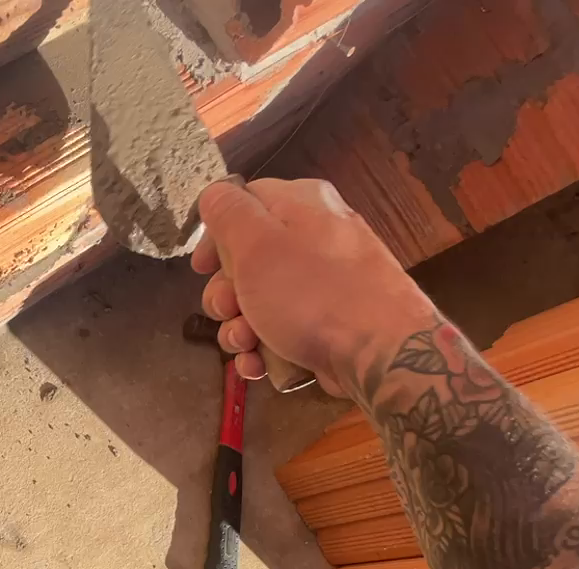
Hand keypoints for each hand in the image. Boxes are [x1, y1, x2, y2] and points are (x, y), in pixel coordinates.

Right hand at [190, 177, 438, 398]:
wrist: (377, 351)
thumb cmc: (309, 294)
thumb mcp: (257, 246)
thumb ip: (229, 213)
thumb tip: (214, 194)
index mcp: (300, 205)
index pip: (243, 204)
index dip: (215, 237)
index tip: (200, 269)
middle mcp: (312, 236)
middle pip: (245, 260)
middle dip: (224, 294)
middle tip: (227, 311)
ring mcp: (319, 283)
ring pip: (257, 301)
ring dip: (239, 328)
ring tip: (247, 345)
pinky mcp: (324, 321)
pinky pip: (278, 329)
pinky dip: (261, 349)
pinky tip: (259, 364)